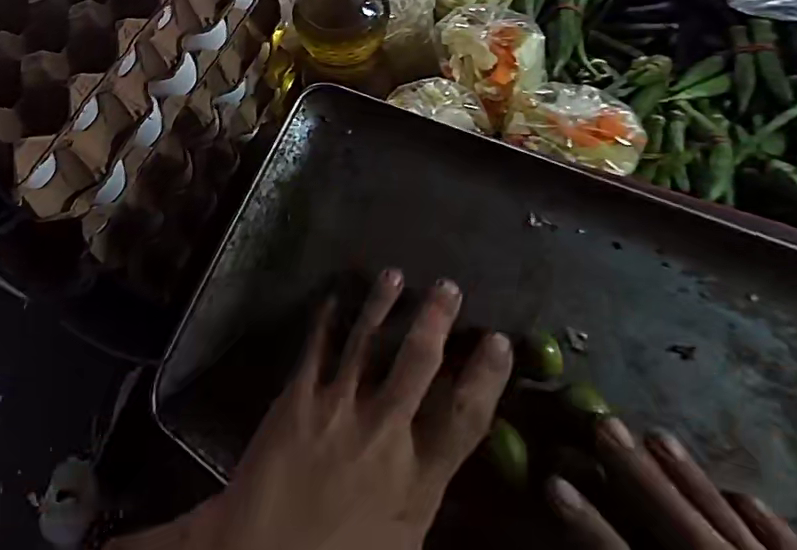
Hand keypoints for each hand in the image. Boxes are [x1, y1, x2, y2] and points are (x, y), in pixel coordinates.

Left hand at [205, 271, 512, 549]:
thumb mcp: (402, 537)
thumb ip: (423, 488)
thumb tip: (441, 451)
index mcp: (417, 477)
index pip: (465, 417)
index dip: (486, 376)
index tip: (499, 341)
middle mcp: (383, 432)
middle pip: (417, 363)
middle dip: (434, 319)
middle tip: (448, 287)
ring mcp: (337, 407)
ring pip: (366, 342)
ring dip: (382, 304)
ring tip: (394, 274)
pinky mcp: (297, 396)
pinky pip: (317, 346)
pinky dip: (327, 318)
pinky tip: (333, 296)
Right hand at [544, 417, 796, 549]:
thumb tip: (562, 539)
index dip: (588, 523)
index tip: (551, 483)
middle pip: (678, 523)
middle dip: (637, 473)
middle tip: (602, 423)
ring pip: (729, 525)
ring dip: (692, 479)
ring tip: (658, 434)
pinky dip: (770, 525)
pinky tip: (747, 497)